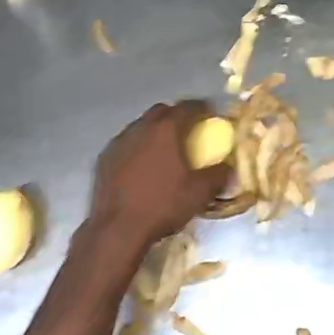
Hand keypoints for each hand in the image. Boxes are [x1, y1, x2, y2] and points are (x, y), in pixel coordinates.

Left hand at [86, 101, 229, 250]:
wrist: (118, 227)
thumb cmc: (162, 205)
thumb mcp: (199, 193)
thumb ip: (218, 175)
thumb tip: (228, 166)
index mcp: (164, 129)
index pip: (186, 107)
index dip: (201, 108)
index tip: (210, 114)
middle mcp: (140, 128)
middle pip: (161, 112)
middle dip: (176, 116)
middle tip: (188, 129)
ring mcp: (119, 141)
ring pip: (141, 126)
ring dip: (154, 131)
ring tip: (165, 148)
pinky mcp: (105, 157)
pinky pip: (126, 143)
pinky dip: (138, 146)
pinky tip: (142, 165)